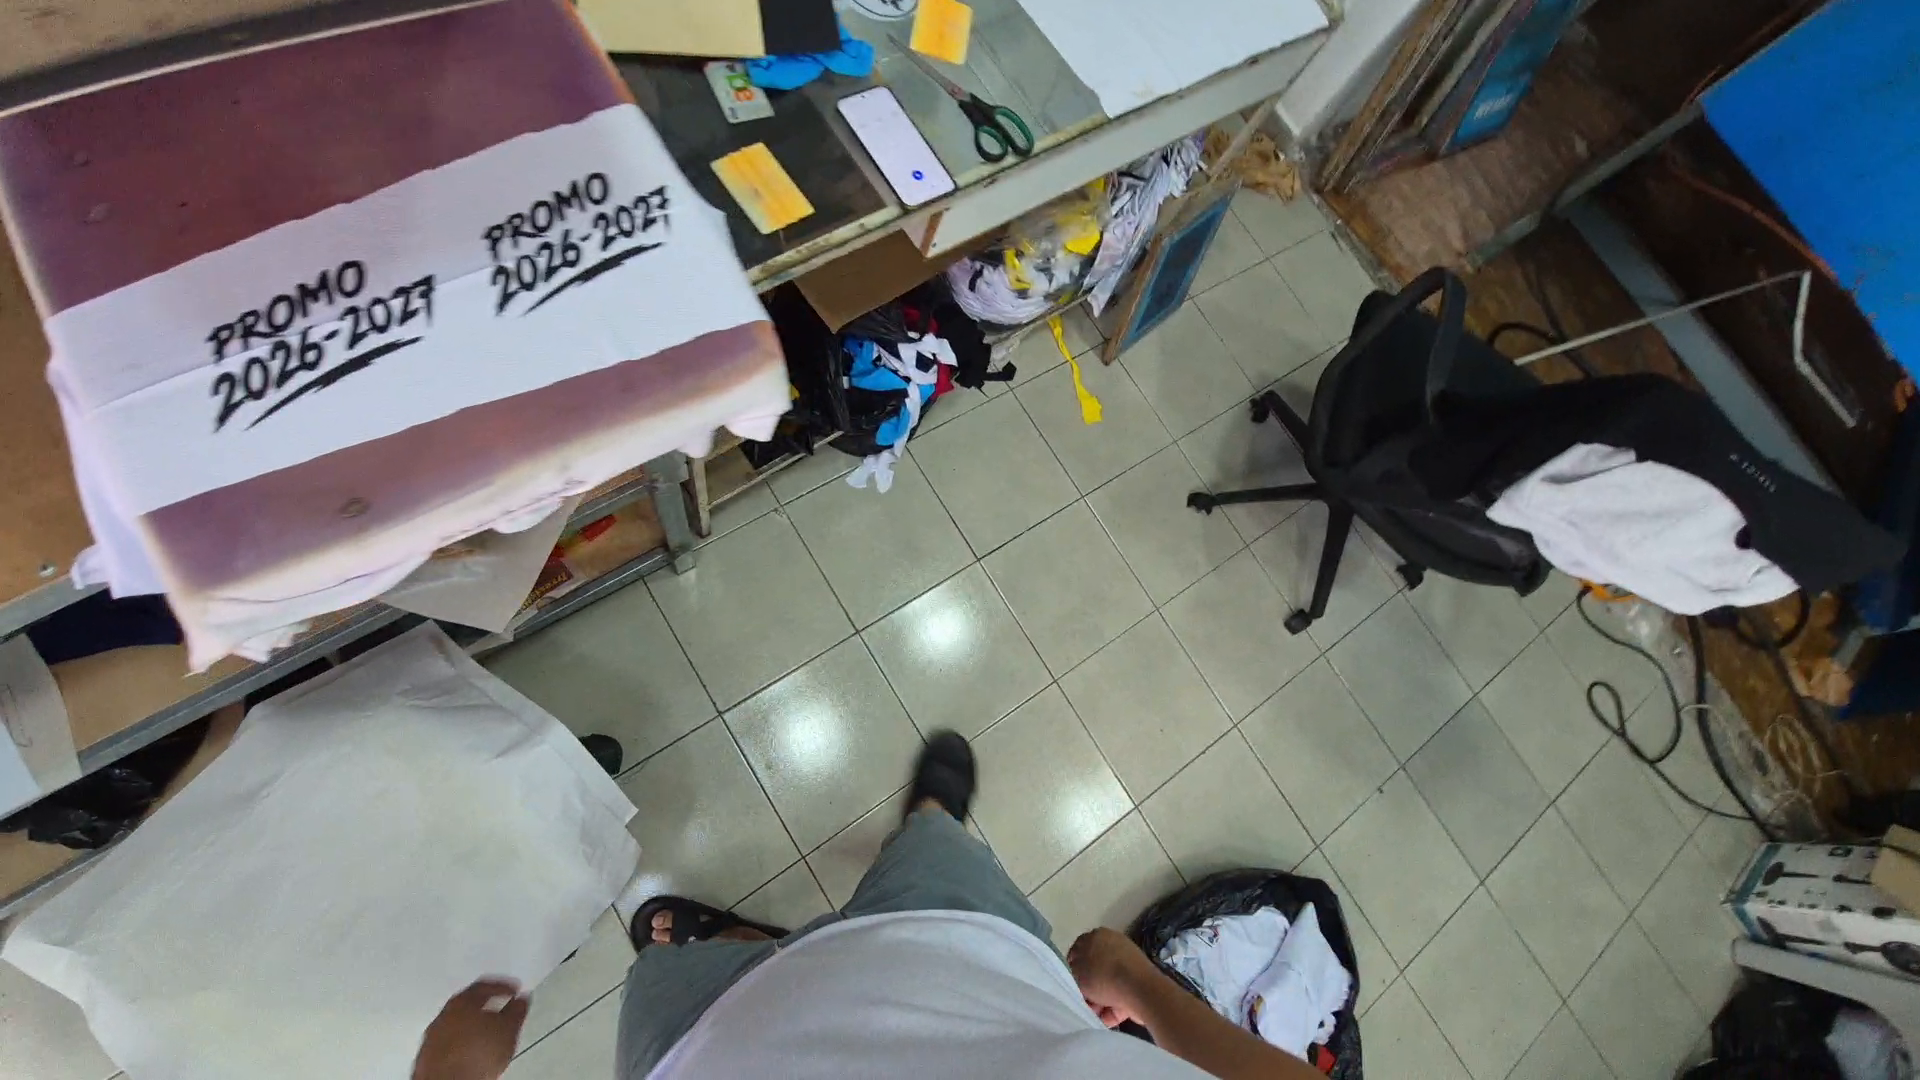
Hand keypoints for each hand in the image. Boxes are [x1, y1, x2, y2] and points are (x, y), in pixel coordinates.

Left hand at [413, 979, 528, 1079]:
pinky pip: (448, 1043)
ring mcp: (431, 1038)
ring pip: (456, 1024)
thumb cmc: (478, 1053)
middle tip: (501, 1010)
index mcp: (462, 1002)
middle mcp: (443, 1016)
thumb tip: (522, 999)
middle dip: (486, 1006)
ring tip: (488, 1034)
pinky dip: (461, 1042)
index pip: (484, 985)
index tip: (514, 991)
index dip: (503, 986)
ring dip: (472, 1026)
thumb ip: (517, 1009)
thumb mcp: (509, 1028)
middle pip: (467, 1004)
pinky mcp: (426, 1059)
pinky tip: (472, 1051)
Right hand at [1067, 928, 1161, 1028]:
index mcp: (1096, 936)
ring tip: (1092, 1016)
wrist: (1142, 990)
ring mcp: (1126, 966)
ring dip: (1097, 1003)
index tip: (1069, 985)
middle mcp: (1112, 947)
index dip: (1071, 969)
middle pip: (1092, 971)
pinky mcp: (1136, 985)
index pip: (1077, 950)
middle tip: (1081, 1002)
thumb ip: (1071, 972)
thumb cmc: (1104, 976)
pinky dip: (1110, 1010)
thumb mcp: (1077, 973)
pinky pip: (1118, 998)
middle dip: (1085, 989)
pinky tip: (1103, 1021)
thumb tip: (1074, 974)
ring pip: (1105, 986)